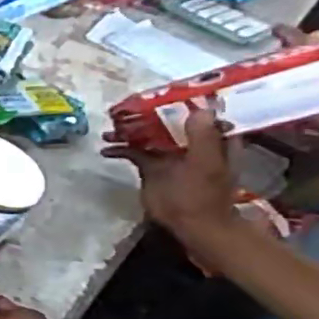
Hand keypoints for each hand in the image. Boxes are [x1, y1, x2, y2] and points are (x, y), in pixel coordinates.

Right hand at [103, 105, 235, 239]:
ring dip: (128, 131)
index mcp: (212, 141)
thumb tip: (200, 109)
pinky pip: (133, 151)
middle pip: (168, 122)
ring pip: (147, 135)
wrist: (191, 224)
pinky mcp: (151, 167)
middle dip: (147, 115)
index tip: (163, 94)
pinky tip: (106, 150)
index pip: (201, 114)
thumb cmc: (203, 195)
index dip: (185, 102)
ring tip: (109, 132)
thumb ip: (204, 137)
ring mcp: (169, 155)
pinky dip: (119, 149)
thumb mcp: (205, 164)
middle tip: (124, 111)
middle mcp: (190, 144)